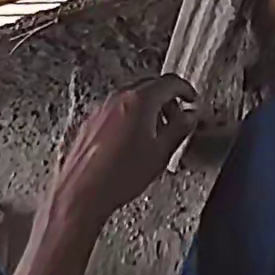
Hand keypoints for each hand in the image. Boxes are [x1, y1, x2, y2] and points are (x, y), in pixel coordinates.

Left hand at [47, 75, 197, 232]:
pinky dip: (131, 114)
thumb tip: (190, 116)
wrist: (82, 193)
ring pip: (133, 95)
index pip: (169, 82)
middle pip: (150, 84)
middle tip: (178, 116)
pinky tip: (134, 139)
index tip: (192, 99)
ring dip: (149, 106)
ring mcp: (103, 107)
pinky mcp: (92, 120)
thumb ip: (180, 128)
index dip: (185, 89)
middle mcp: (119, 97)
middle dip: (167, 98)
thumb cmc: (119, 176)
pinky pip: (117, 108)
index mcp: (140, 100)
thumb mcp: (161, 153)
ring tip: (157, 132)